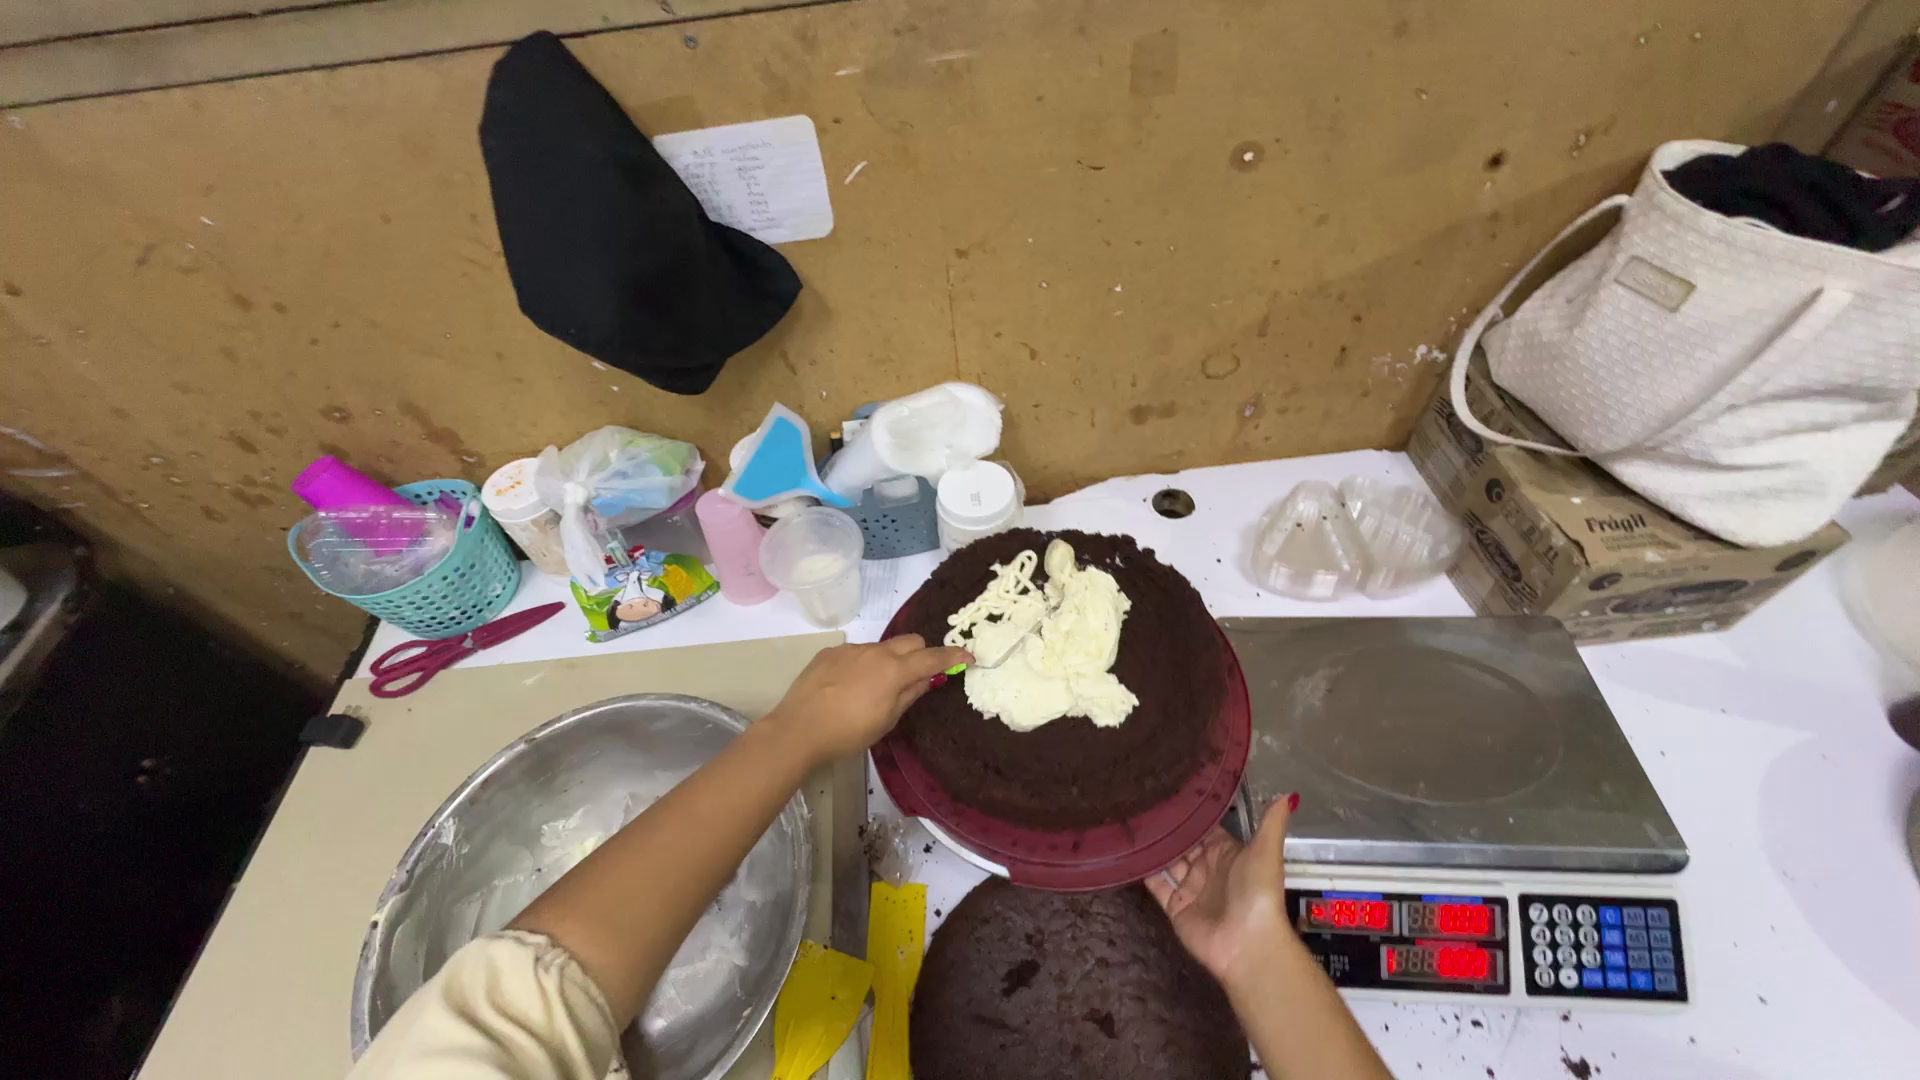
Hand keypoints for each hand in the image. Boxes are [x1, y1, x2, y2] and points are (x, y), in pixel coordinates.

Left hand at [766, 635, 971, 762]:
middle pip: (911, 641)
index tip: (968, 656)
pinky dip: (862, 665)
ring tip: (873, 690)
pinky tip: (847, 687)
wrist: (798, 729)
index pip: (933, 657)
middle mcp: (876, 651)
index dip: (953, 656)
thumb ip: (910, 694)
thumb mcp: (887, 720)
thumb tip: (928, 677)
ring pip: (882, 648)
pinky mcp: (830, 652)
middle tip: (917, 677)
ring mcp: (851, 649)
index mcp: (894, 670)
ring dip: (889, 661)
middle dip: (921, 654)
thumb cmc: (848, 732)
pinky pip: (856, 653)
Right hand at [1147, 794, 1301, 990]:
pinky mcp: (1175, 907)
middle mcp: (1207, 868)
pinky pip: (1156, 885)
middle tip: (1143, 802)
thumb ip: (1271, 823)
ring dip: (1154, 846)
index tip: (1169, 789)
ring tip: (1132, 821)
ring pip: (1168, 861)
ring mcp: (1190, 888)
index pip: (1205, 828)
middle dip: (1168, 828)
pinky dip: (1144, 871)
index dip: (1190, 813)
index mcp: (1227, 853)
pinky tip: (1129, 851)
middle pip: (1184, 843)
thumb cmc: (1258, 893)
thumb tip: (1288, 794)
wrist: (1248, 945)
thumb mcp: (1266, 852)